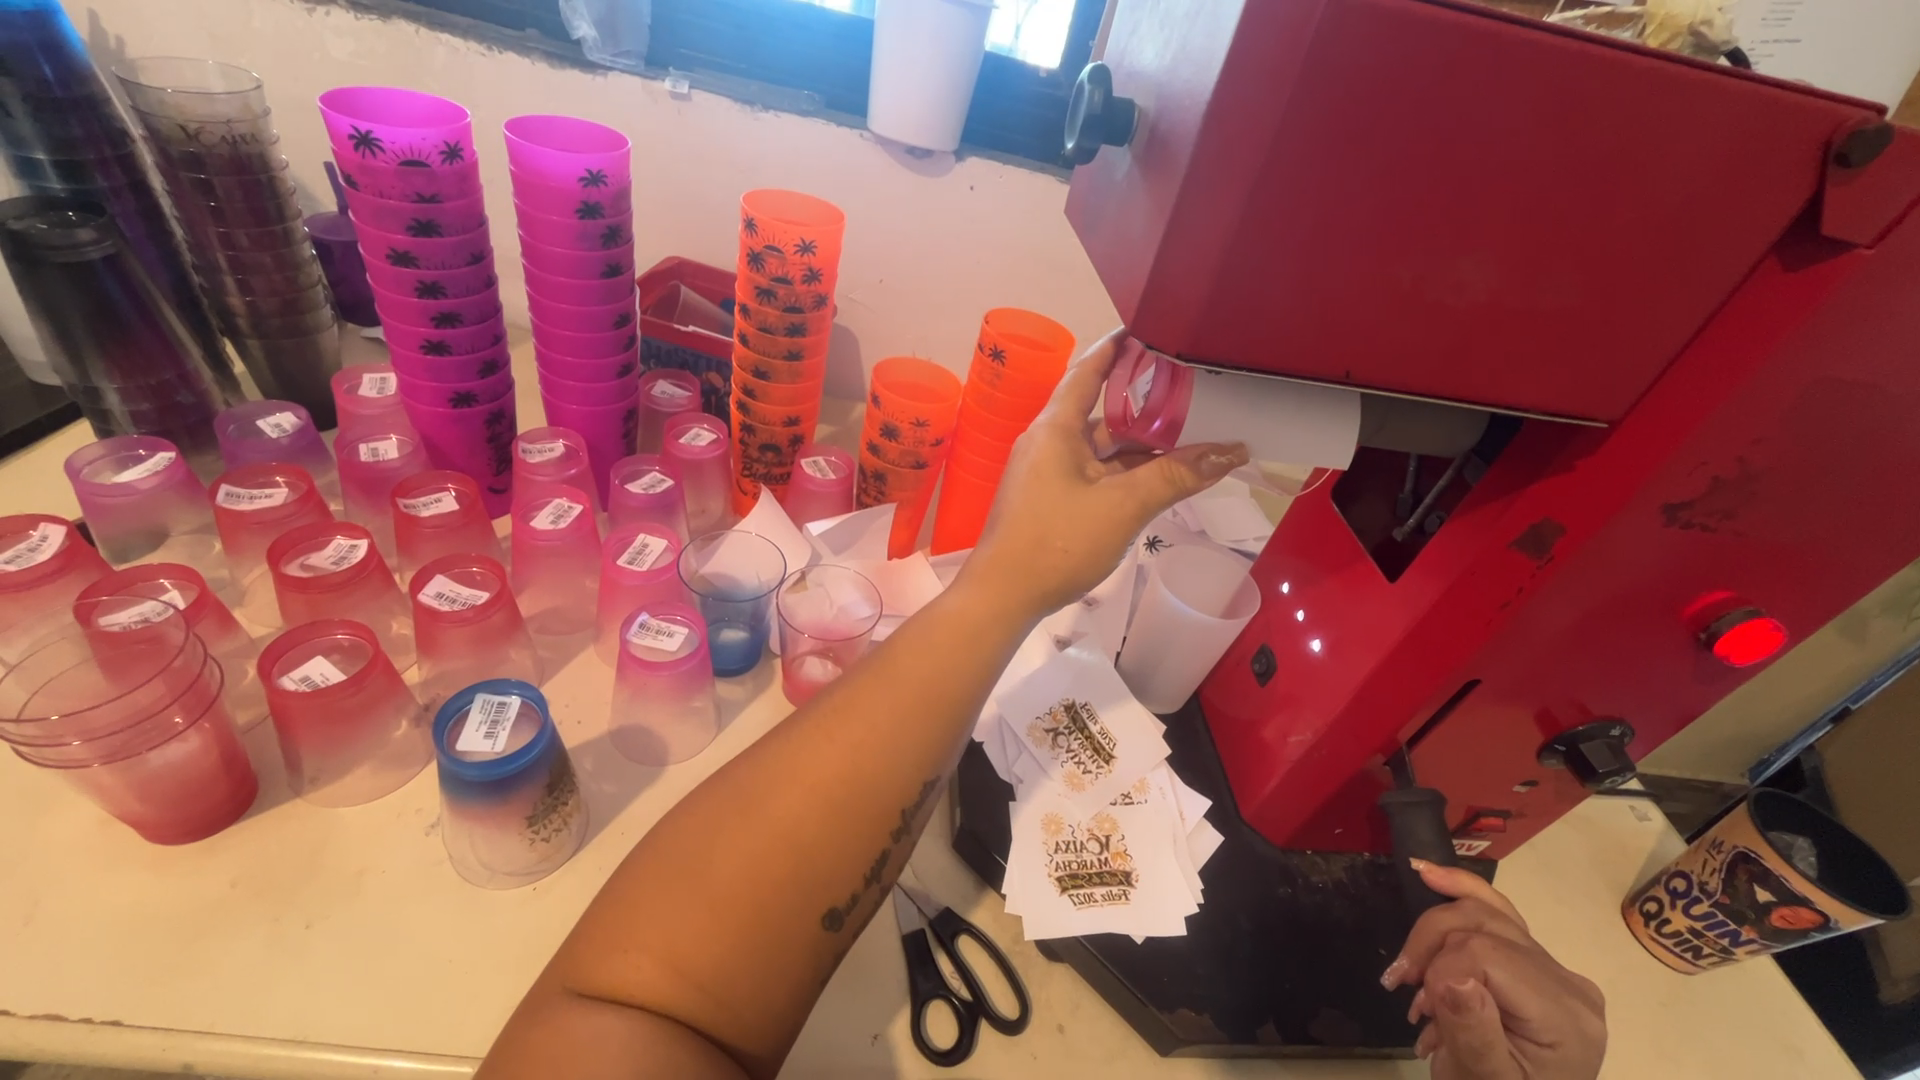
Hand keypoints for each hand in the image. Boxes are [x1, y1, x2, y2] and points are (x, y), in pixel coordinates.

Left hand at [961, 328, 1247, 619]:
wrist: (1004, 596)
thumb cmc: (1058, 542)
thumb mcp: (1123, 506)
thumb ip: (1176, 476)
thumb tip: (1230, 452)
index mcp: (1056, 428)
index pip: (1088, 370)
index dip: (1117, 347)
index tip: (1150, 328)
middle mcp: (1049, 442)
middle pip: (1101, 411)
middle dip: (1145, 404)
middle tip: (1193, 390)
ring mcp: (1048, 474)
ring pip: (1102, 449)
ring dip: (1140, 445)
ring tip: (1191, 436)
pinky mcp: (1051, 501)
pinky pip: (1095, 474)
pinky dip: (1126, 473)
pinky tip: (1160, 479)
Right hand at [1381, 860, 1605, 1079]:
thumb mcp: (1483, 1079)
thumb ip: (1473, 1031)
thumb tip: (1452, 976)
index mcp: (1565, 1014)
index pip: (1487, 955)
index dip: (1440, 969)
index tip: (1418, 1007)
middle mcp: (1568, 982)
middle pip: (1483, 926)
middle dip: (1430, 945)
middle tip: (1400, 982)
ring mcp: (1554, 969)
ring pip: (1483, 911)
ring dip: (1433, 930)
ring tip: (1407, 964)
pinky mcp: (1535, 963)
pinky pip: (1496, 912)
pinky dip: (1459, 889)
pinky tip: (1427, 874)